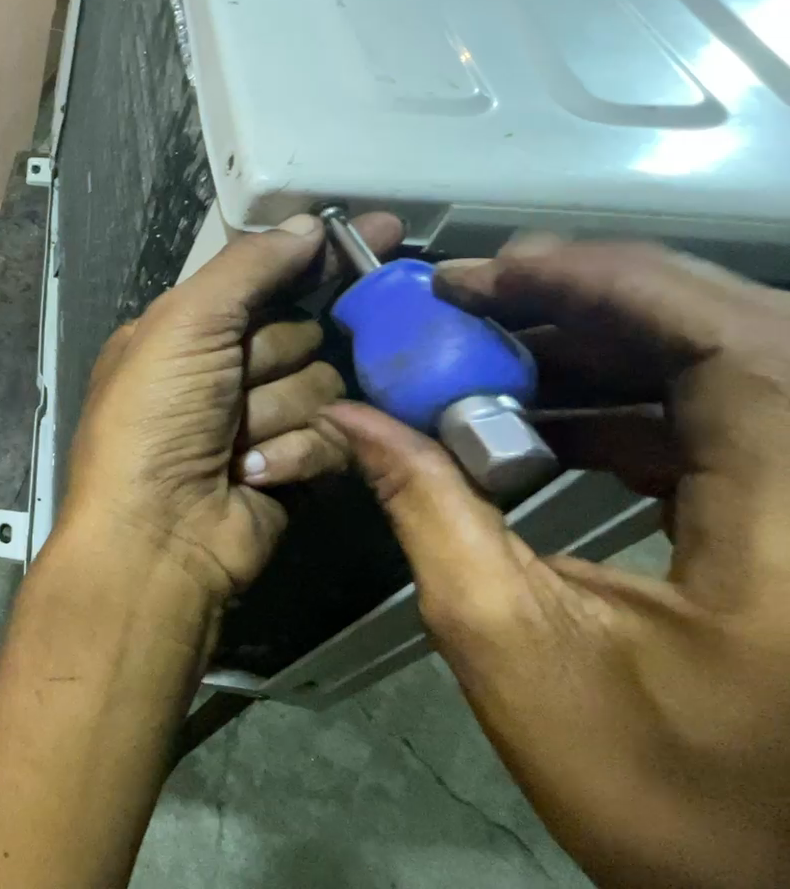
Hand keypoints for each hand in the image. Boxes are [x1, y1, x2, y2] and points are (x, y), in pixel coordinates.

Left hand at [56, 210, 402, 598]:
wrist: (155, 531)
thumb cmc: (152, 418)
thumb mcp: (181, 325)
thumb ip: (245, 268)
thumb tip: (307, 224)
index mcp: (180, 330)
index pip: (263, 278)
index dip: (316, 258)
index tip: (380, 232)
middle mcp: (218, 368)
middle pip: (301, 332)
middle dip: (271, 359)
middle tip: (231, 386)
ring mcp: (257, 418)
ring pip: (323, 383)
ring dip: (278, 412)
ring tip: (230, 442)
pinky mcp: (293, 463)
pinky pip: (332, 435)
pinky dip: (294, 453)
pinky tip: (253, 473)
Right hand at [324, 238, 789, 887]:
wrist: (766, 887)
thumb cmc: (648, 781)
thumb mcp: (507, 636)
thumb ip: (427, 507)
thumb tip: (350, 420)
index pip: (734, 343)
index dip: (611, 283)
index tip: (492, 271)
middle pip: (740, 338)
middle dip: (595, 302)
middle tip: (472, 298)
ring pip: (738, 376)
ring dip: (608, 351)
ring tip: (489, 350)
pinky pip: (733, 429)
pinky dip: (635, 407)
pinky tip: (543, 420)